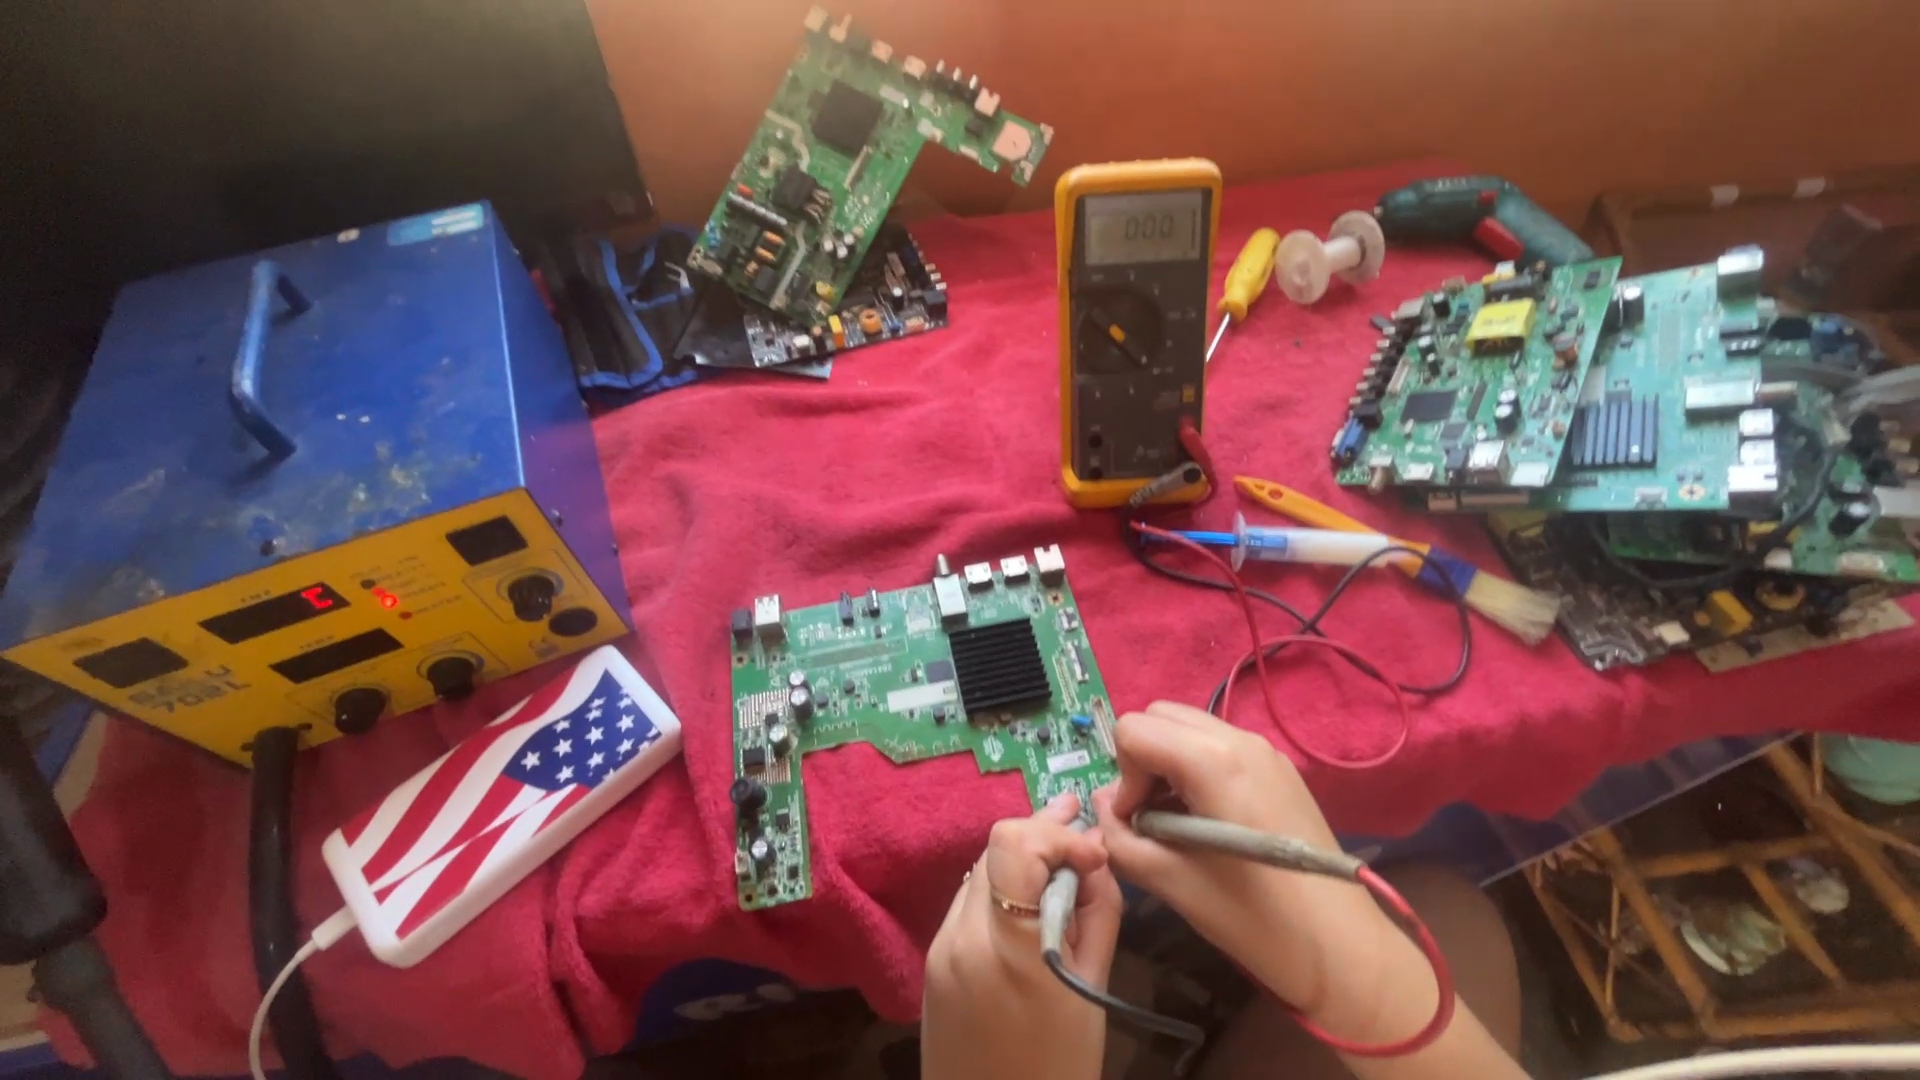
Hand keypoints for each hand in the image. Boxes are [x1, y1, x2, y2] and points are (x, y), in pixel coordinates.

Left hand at [922, 793, 1120, 1079]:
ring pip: (981, 871)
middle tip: (1082, 839)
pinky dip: (1000, 892)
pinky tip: (1028, 904)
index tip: (1090, 854)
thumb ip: (1097, 912)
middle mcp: (962, 934)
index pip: (1012, 845)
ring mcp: (940, 945)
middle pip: (996, 850)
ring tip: (1062, 863)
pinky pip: (969, 903)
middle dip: (1042, 838)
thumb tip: (1095, 856)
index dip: (1054, 832)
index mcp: (1009, 947)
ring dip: (1021, 862)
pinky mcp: (931, 957)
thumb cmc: (1058, 1066)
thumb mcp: (1092, 989)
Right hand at [1093, 702, 1403, 1033]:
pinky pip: (1218, 744)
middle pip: (1159, 716)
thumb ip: (1121, 838)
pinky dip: (1196, 767)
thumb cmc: (1255, 919)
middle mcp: (1239, 738)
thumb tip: (1104, 805)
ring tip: (1179, 820)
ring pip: (1188, 727)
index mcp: (1213, 760)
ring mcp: (1264, 749)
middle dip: (1142, 759)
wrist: (1345, 952)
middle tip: (1153, 816)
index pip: (1133, 730)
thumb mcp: (1172, 883)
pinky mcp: (1279, 767)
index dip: (1124, 776)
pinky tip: (1210, 820)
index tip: (1139, 822)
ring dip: (1168, 762)